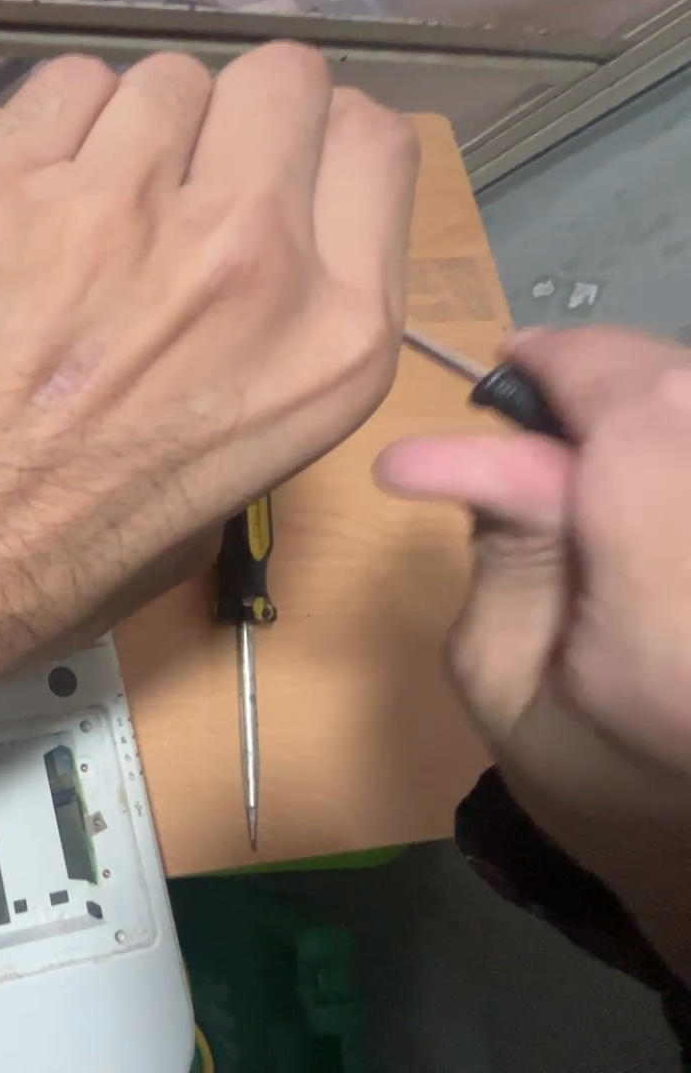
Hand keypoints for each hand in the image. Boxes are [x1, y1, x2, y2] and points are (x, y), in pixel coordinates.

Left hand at [0, 44, 419, 805]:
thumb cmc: (55, 557)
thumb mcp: (224, 480)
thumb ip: (262, 356)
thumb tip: (248, 282)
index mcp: (328, 342)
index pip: (370, 143)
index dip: (300, 153)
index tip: (244, 179)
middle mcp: (242, 259)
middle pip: (277, 86)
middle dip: (218, 132)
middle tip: (146, 203)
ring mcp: (113, 216)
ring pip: (160, 83)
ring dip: (121, 136)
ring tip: (62, 222)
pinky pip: (53, 90)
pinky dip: (39, 131)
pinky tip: (9, 209)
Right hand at [375, 327, 690, 961]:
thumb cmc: (594, 781)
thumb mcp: (500, 679)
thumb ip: (510, 559)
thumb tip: (483, 451)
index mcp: (676, 635)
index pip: (648, 444)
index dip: (570, 383)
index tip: (490, 372)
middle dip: (619, 372)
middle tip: (531, 380)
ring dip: (661, 397)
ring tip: (584, 422)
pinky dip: (680, 435)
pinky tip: (640, 452)